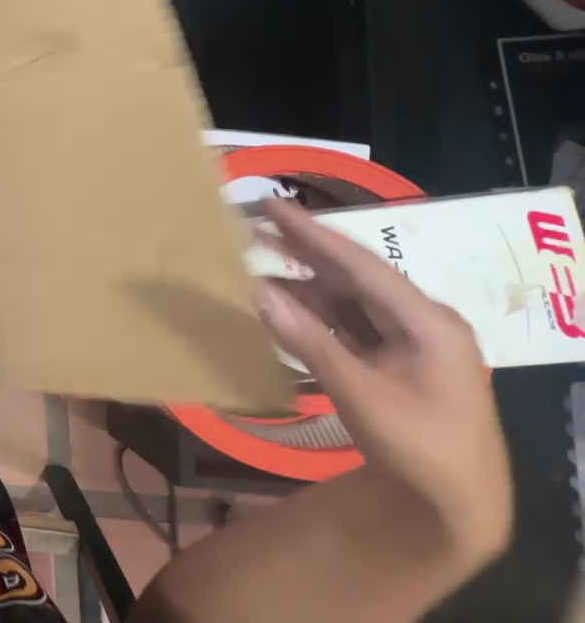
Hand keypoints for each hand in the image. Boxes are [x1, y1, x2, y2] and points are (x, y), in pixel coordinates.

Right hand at [253, 199, 510, 563]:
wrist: (454, 503)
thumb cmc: (418, 446)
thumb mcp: (361, 394)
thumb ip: (309, 341)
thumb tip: (257, 292)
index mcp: (428, 323)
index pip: (361, 266)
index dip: (313, 233)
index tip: (270, 204)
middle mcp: (421, 321)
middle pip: (353, 274)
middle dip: (304, 247)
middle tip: (254, 218)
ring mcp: (408, 339)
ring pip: (345, 295)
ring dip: (301, 278)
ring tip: (254, 255)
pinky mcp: (392, 356)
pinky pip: (344, 318)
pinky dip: (308, 306)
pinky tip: (277, 299)